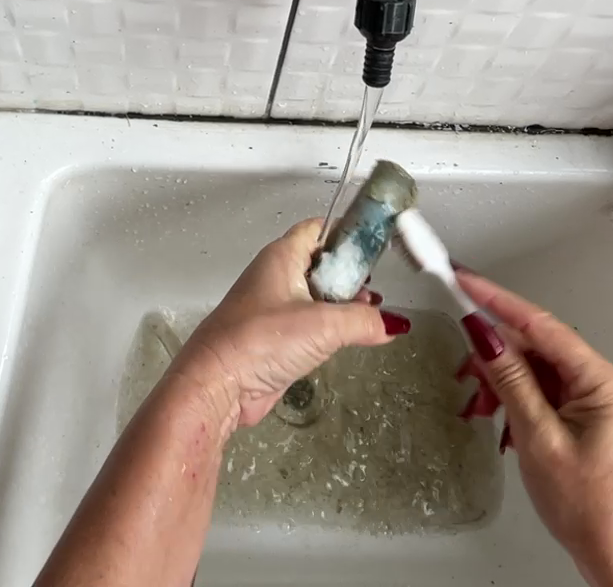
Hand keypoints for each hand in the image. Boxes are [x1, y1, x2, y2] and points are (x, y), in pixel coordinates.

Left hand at [167, 217, 408, 430]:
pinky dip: (332, 326)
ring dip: (343, 303)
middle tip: (375, 285)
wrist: (219, 384)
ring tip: (371, 312)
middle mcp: (277, 276)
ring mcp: (275, 306)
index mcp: (282, 256)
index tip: (376, 243)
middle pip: (321, 261)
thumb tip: (392, 323)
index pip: (318, 229)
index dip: (347, 232)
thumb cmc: (258, 341)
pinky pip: (311, 321)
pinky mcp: (276, 336)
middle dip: (350, 273)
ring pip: (317, 293)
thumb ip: (363, 321)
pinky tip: (352, 336)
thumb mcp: (323, 325)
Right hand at [456, 269, 612, 586]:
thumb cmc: (601, 514)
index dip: (495, 298)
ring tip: (479, 408)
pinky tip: (500, 424)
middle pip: (536, 348)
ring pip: (536, 374)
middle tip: (461, 366)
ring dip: (501, 384)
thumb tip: (483, 334)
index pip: (539, 323)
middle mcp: (602, 388)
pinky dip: (515, 404)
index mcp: (601, 382)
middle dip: (493, 355)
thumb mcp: (540, 438)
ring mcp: (596, 409)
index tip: (462, 278)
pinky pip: (544, 398)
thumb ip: (510, 379)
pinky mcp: (588, 429)